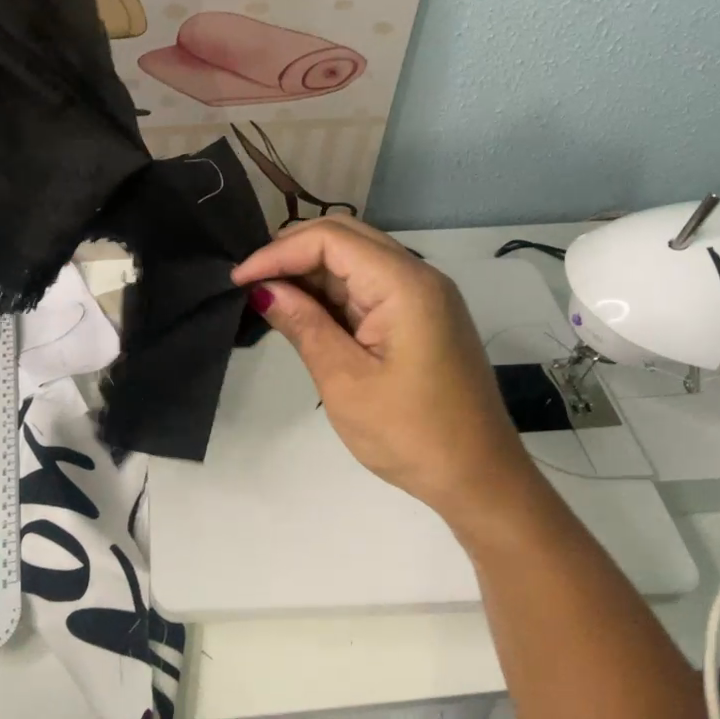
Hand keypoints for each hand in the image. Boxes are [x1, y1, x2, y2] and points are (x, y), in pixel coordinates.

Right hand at [232, 217, 530, 523]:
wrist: (480, 480)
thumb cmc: (411, 435)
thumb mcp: (345, 382)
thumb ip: (304, 325)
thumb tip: (262, 288)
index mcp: (405, 285)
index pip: (331, 238)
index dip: (279, 251)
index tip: (238, 278)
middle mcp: (418, 276)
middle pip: (345, 237)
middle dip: (292, 252)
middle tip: (249, 282)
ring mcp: (423, 295)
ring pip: (355, 259)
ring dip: (310, 272)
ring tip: (266, 296)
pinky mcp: (420, 316)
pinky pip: (368, 286)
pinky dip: (332, 292)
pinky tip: (302, 311)